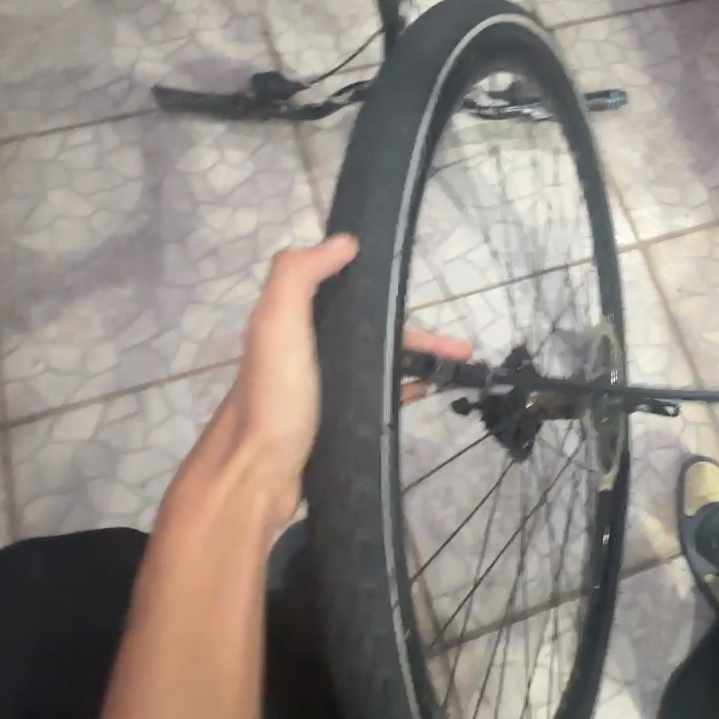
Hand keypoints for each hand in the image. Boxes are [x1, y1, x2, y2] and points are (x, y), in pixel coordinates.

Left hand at [176, 235, 474, 531]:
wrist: (256, 476)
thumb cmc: (274, 398)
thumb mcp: (278, 325)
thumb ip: (299, 275)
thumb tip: (345, 242)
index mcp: (296, 322)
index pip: (349, 294)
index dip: (384, 290)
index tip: (419, 289)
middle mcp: (309, 350)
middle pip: (373, 332)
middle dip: (419, 337)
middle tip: (462, 350)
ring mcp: (323, 386)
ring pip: (380, 363)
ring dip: (419, 362)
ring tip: (455, 372)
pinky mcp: (335, 419)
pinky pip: (378, 395)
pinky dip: (404, 389)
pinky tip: (426, 393)